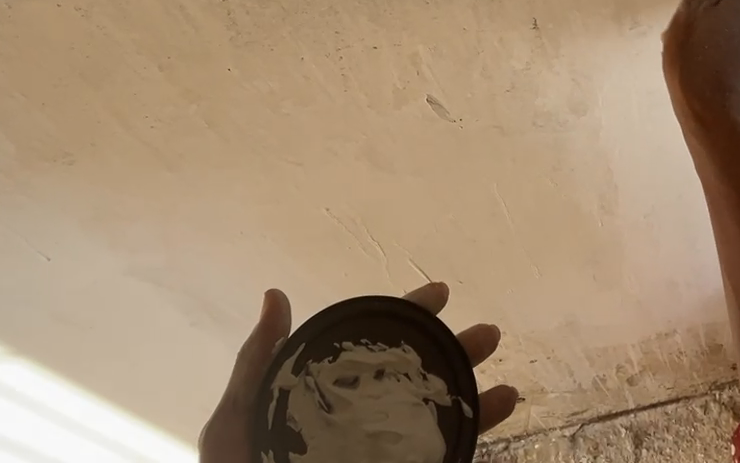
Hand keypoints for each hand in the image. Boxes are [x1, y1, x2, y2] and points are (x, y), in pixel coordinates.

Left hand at [199, 283, 520, 462]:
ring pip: (438, 418)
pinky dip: (476, 435)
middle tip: (488, 333)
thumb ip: (257, 364)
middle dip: (455, 350)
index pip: (374, 346)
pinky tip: (502, 415)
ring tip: (506, 382)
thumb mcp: (233, 426)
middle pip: (417, 376)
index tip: (441, 293)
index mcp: (329, 398)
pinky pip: (446, 457)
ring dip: (475, 397)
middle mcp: (363, 423)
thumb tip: (276, 295)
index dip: (407, 315)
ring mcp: (388, 455)